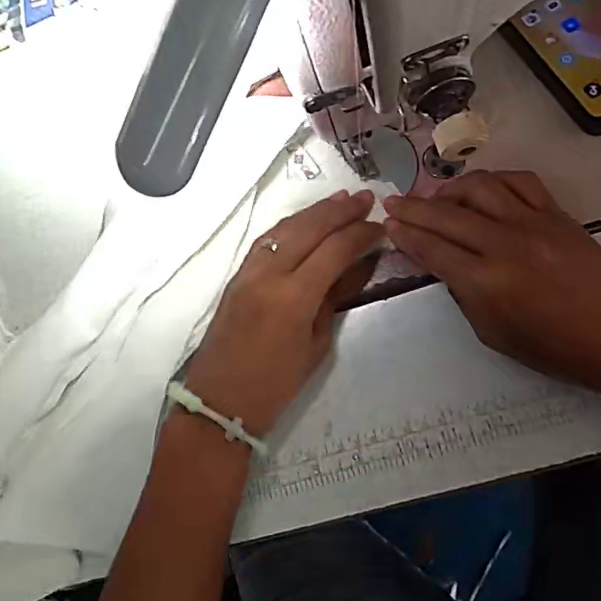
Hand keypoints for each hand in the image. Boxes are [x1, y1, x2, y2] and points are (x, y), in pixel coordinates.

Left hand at [183, 191, 383, 435]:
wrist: (221, 402)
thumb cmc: (276, 385)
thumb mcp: (317, 346)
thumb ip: (335, 300)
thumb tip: (356, 266)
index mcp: (293, 298)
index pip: (334, 250)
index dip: (360, 234)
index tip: (380, 226)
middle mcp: (268, 276)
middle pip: (308, 229)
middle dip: (340, 211)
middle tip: (366, 198)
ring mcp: (247, 273)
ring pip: (284, 228)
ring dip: (314, 212)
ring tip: (341, 201)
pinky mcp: (236, 277)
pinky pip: (266, 240)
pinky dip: (290, 225)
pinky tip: (307, 221)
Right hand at [383, 171, 600, 403]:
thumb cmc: (555, 348)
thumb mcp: (494, 334)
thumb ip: (465, 296)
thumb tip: (446, 266)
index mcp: (486, 283)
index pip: (433, 249)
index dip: (406, 235)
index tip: (388, 225)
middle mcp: (504, 244)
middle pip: (447, 215)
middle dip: (414, 208)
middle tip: (394, 203)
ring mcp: (533, 222)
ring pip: (480, 188)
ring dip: (450, 188)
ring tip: (435, 196)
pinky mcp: (557, 212)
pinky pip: (519, 181)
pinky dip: (494, 179)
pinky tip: (482, 189)